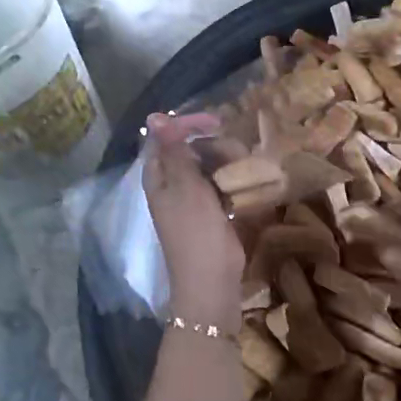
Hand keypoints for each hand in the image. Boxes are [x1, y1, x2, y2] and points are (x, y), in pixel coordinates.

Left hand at [144, 112, 246, 330]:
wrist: (211, 284)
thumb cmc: (196, 232)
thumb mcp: (185, 186)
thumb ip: (173, 149)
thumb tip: (153, 116)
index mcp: (158, 176)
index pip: (167, 136)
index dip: (188, 124)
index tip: (216, 122)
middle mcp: (172, 184)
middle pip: (192, 149)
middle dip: (215, 146)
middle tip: (236, 156)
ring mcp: (192, 200)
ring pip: (209, 166)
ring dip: (228, 164)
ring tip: (245, 173)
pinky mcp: (211, 213)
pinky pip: (221, 186)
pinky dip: (232, 182)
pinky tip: (247, 185)